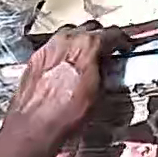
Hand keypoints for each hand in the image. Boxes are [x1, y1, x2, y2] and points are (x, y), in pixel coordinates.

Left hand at [0, 25, 119, 156]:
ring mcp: (49, 46)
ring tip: (84, 57)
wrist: (33, 128)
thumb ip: (105, 72)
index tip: (124, 46)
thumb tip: (107, 69)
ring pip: (70, 34)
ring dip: (79, 41)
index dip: (122, 40)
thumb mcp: (98, 94)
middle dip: (100, 37)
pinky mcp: (35, 57)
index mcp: (88, 45)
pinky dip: (62, 52)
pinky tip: (64, 66)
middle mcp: (67, 39)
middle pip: (90, 28)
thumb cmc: (65, 114)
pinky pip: (53, 46)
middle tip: (106, 50)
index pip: (112, 33)